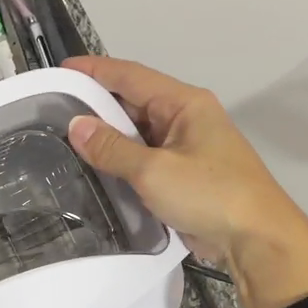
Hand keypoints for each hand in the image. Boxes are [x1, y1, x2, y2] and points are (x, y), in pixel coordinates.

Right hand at [62, 56, 307, 307]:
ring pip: (135, 134)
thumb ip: (112, 149)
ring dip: (105, 137)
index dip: (96, 71)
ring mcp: (183, 148)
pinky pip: (141, 160)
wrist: (253, 237)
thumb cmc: (210, 195)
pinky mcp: (180, 176)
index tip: (63, 70)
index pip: (132, 76)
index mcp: (184, 104)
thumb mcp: (154, 171)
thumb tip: (75, 125)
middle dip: (96, 105)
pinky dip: (117, 162)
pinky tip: (94, 171)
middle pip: (132, 103)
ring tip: (64, 141)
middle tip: (54, 112)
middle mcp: (184, 119)